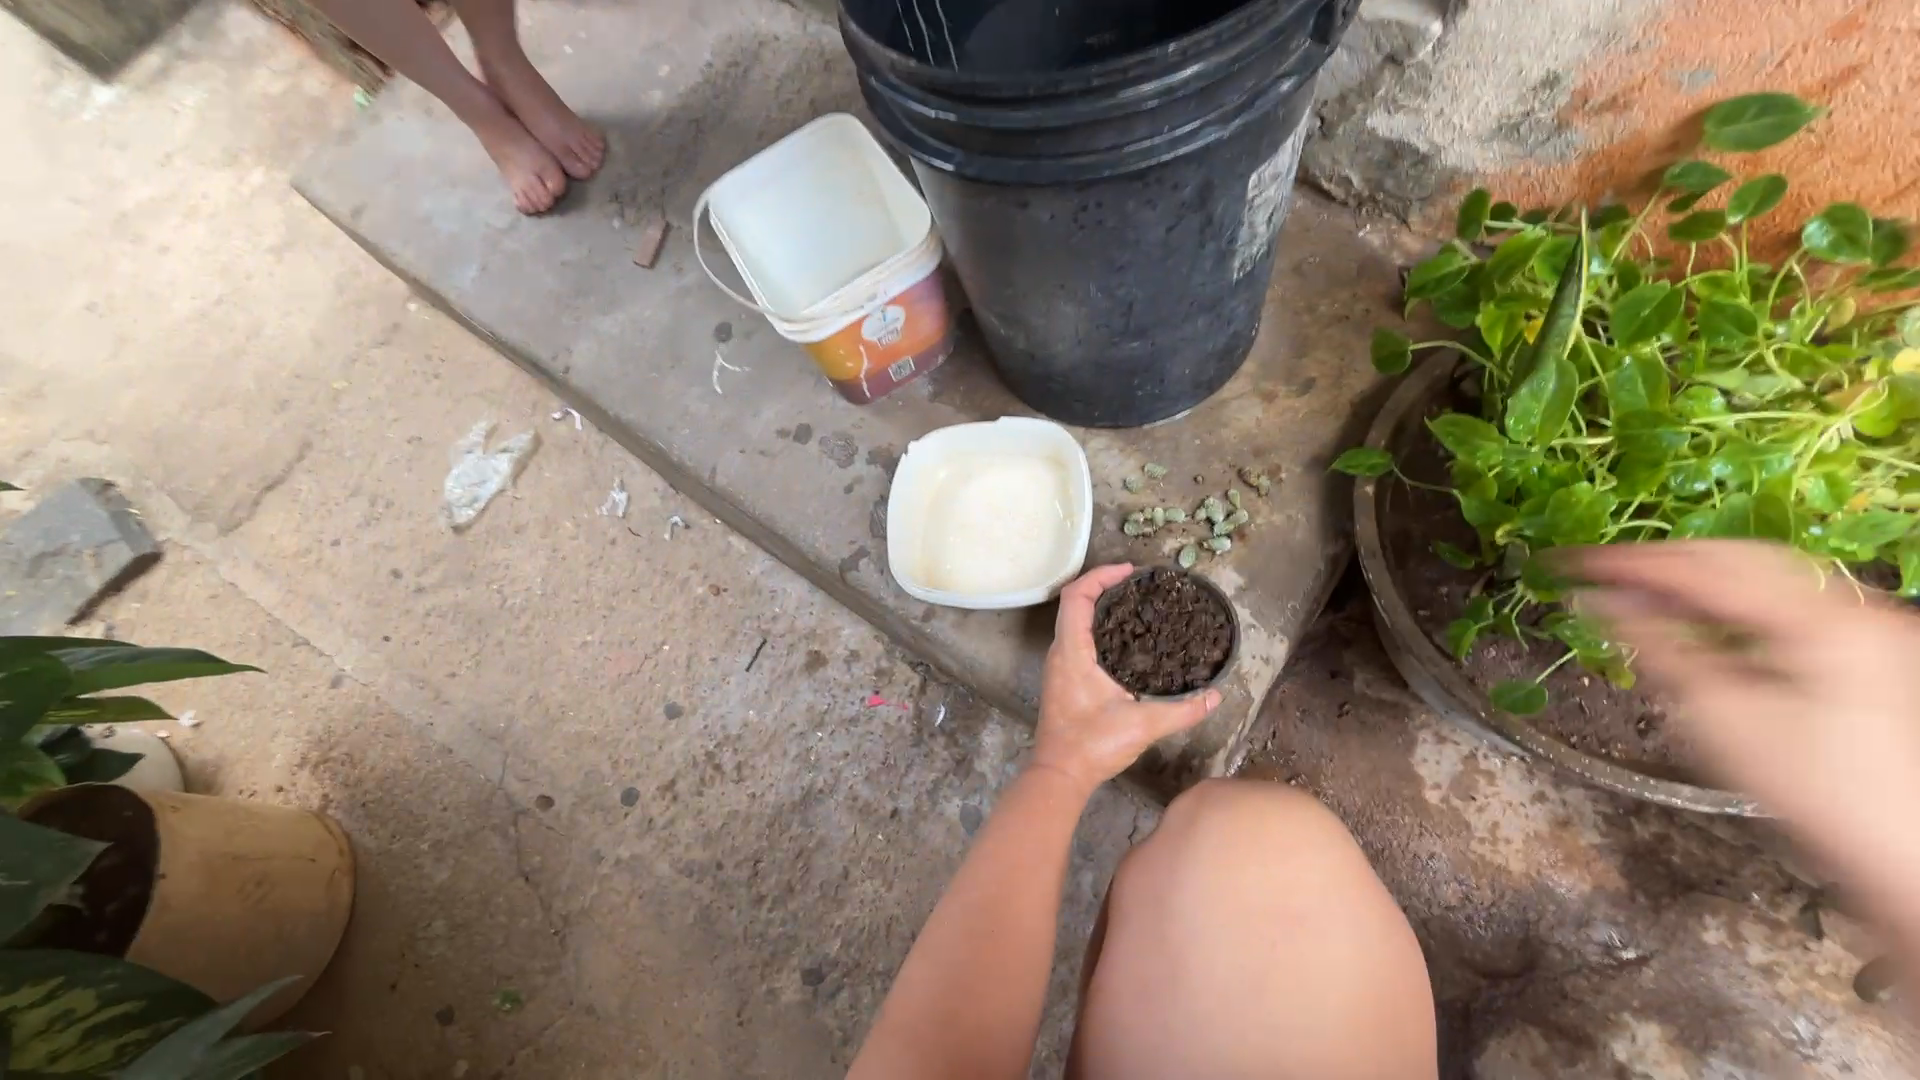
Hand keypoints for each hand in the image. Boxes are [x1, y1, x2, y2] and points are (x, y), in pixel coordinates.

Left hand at [1030, 565, 1222, 791]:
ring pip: (1073, 620)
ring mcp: (1058, 666)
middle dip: (1102, 585)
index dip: (1100, 576)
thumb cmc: (1092, 746)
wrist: (1059, 774)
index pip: (1076, 596)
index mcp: (1072, 652)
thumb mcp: (1142, 725)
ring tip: (1132, 602)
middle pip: (1073, 602)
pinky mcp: (1063, 679)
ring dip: (1097, 605)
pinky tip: (1122, 637)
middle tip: (1136, 583)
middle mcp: (1060, 652)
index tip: (1130, 571)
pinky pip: (1076, 638)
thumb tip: (1215, 697)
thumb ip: (1182, 711)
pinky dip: (1095, 626)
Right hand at [1570, 541, 1919, 866]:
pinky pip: (1779, 597)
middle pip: (1736, 557)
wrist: (1897, 846)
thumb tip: (1593, 597)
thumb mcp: (1714, 709)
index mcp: (1817, 622)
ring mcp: (1861, 626)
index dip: (1628, 564)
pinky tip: (1689, 612)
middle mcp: (1850, 609)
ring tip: (1633, 589)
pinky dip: (1725, 596)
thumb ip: (1652, 642)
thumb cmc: (1803, 784)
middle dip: (1661, 561)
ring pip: (1760, 571)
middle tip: (1598, 571)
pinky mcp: (1857, 646)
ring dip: (1692, 575)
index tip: (1571, 564)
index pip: (1700, 571)